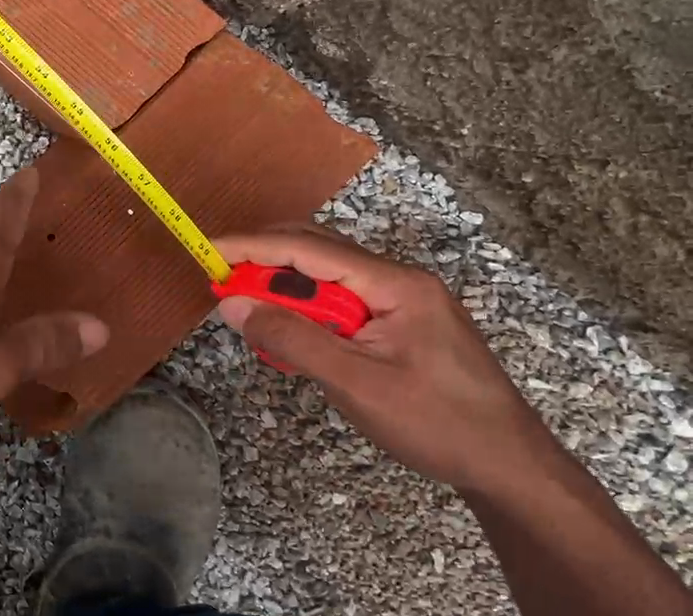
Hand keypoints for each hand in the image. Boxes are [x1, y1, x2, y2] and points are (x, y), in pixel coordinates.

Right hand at [215, 226, 560, 494]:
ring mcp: (401, 300)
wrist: (515, 472)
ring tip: (252, 315)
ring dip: (281, 289)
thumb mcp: (356, 383)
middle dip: (262, 262)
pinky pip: (337, 299)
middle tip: (220, 284)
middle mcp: (399, 280)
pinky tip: (292, 336)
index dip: (249, 247)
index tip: (204, 251)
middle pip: (314, 250)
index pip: (306, 248)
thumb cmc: (440, 425)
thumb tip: (229, 303)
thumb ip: (290, 338)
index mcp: (395, 284)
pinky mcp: (399, 323)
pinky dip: (303, 310)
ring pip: (323, 275)